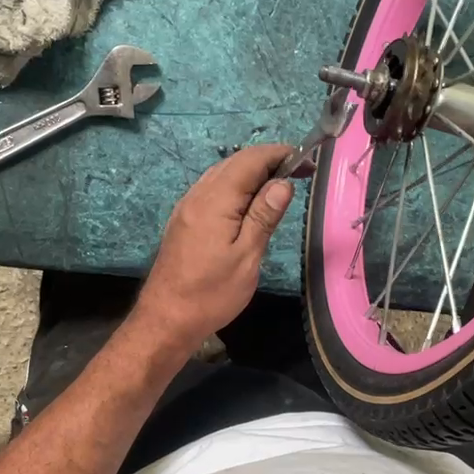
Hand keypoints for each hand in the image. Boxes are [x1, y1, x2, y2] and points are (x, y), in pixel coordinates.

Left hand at [131, 145, 297, 352]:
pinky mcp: (183, 221)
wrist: (166, 319)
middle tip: (300, 173)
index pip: (250, 161)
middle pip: (235, 163)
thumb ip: (263, 217)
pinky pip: (212, 190)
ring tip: (280, 185)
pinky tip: (249, 202)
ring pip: (222, 174)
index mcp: (215, 201)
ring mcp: (187, 207)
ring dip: (251, 172)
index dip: (280, 154)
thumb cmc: (211, 294)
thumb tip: (283, 183)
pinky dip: (235, 186)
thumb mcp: (246, 258)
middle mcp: (197, 196)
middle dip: (269, 161)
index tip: (307, 162)